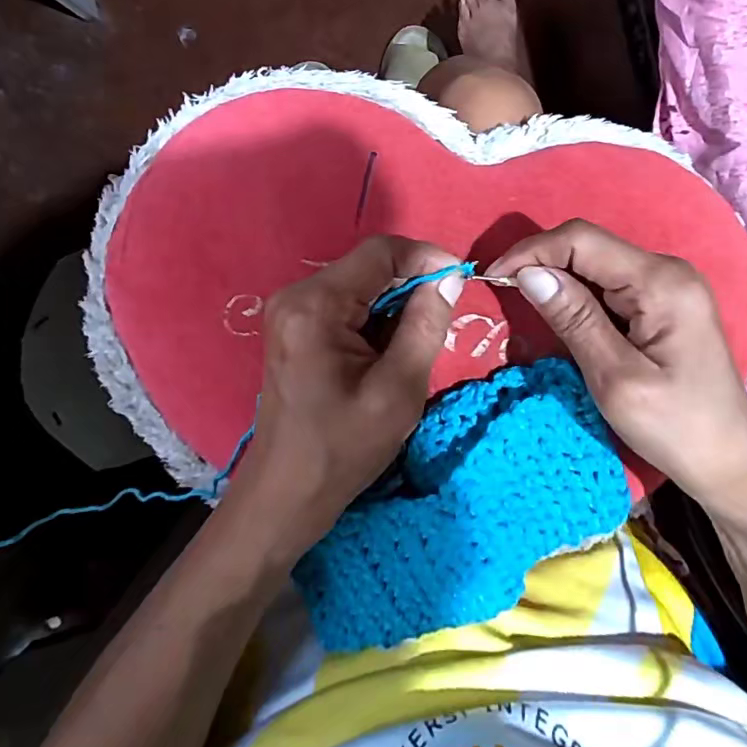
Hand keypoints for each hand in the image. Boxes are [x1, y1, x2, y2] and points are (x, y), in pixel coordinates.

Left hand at [224, 235, 462, 559]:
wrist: (285, 494)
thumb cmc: (342, 449)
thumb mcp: (398, 389)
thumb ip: (425, 325)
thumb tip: (449, 278)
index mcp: (316, 305)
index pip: (380, 252)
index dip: (425, 257)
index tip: (460, 281)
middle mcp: (296, 295)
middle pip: (369, 267)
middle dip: (411, 286)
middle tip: (442, 323)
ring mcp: (291, 311)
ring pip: (360, 286)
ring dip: (395, 306)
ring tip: (412, 348)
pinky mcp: (295, 327)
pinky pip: (346, 305)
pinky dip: (375, 320)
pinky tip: (386, 355)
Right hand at [489, 219, 746, 509]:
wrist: (730, 465)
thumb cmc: (676, 429)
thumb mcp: (616, 378)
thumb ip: (574, 318)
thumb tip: (528, 273)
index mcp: (661, 282)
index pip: (582, 240)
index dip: (532, 250)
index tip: (494, 278)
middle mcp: (667, 270)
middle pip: (589, 246)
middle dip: (541, 262)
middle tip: (502, 293)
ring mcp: (669, 285)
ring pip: (596, 264)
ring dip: (557, 278)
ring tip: (523, 305)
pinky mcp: (664, 303)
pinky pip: (610, 285)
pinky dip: (578, 295)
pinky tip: (560, 315)